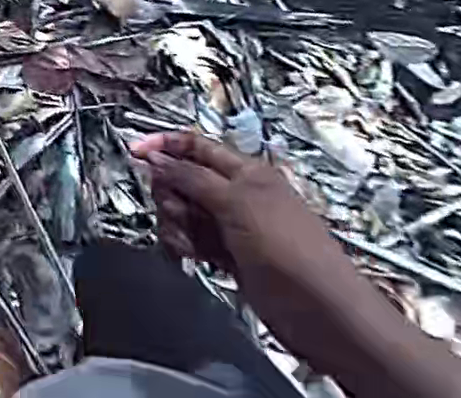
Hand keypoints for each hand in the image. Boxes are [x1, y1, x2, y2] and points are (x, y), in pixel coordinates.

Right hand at [130, 132, 460, 397]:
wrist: (326, 317)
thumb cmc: (287, 249)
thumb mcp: (236, 203)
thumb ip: (190, 177)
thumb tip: (153, 157)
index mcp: (244, 171)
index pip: (194, 144)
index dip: (163, 144)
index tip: (134, 152)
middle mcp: (235, 193)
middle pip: (181, 178)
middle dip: (169, 193)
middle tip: (175, 211)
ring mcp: (230, 225)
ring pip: (182, 209)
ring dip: (175, 223)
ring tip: (188, 243)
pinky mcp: (226, 254)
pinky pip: (190, 237)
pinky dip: (183, 244)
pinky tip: (189, 256)